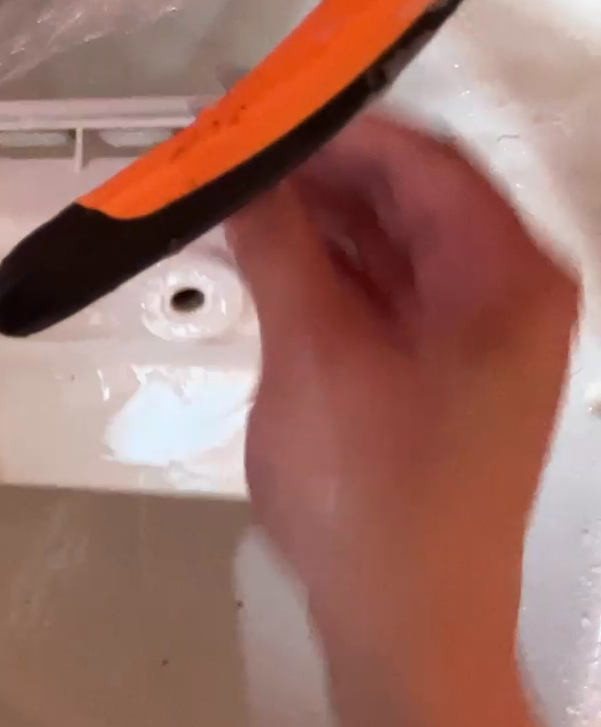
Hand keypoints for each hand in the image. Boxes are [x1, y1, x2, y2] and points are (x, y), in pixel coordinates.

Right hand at [229, 115, 578, 666]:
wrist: (396, 601)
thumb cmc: (367, 485)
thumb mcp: (315, 359)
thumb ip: (282, 259)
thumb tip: (242, 184)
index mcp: (505, 280)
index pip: (422, 167)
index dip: (335, 137)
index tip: (247, 125)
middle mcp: (499, 296)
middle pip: (406, 205)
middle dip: (315, 180)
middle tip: (222, 170)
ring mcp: (460, 340)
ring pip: (381, 253)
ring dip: (308, 229)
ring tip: (226, 214)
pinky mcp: (418, 375)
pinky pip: (368, 299)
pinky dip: (314, 277)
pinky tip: (261, 270)